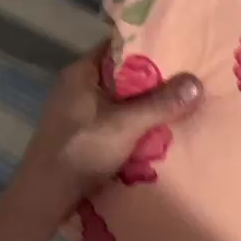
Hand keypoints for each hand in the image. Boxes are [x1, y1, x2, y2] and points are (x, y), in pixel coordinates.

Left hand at [3, 44, 203, 223]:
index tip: (176, 48)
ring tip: (176, 105)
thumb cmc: (82, 149)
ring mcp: (74, 110)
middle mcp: (75, 85)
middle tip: (184, 80)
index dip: (144, 46)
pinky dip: (129, 124)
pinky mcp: (77, 133)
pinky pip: (110, 120)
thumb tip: (195, 81)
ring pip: (115, 100)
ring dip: (140, 105)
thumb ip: (159, 104)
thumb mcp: (125, 125)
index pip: (116, 46)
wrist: (45, 194)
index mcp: (81, 72)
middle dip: (149, 80)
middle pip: (118, 74)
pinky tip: (152, 133)